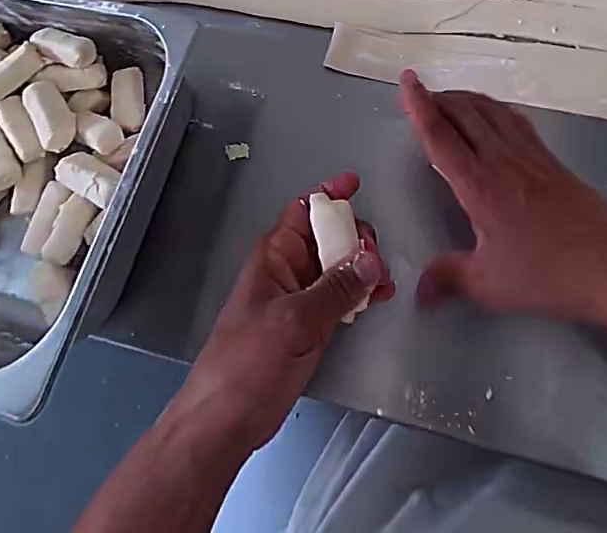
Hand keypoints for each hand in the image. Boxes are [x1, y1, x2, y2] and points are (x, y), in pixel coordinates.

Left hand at [169, 172, 394, 452]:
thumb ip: (337, 288)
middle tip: (375, 260)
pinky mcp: (308, 322)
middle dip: (357, 239)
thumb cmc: (247, 364)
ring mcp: (299, 296)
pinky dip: (360, 292)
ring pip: (339, 264)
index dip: (329, 194)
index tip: (355, 184)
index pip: (305, 209)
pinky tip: (376, 300)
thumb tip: (371, 260)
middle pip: (329, 235)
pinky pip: (340, 294)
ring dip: (364, 268)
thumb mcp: (296, 321)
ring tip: (383, 285)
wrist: (224, 421)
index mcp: (276, 255)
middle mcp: (288, 268)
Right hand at [400, 70, 606, 324]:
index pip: (440, 135)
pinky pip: (513, 120)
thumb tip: (420, 292)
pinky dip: (493, 108)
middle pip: (463, 112)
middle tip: (418, 98)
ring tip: (447, 100)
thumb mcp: (491, 285)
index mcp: (479, 184)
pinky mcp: (549, 158)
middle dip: (437, 98)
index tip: (406, 80)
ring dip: (464, 99)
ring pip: (489, 110)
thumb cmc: (550, 273)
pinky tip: (491, 115)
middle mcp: (501, 159)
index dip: (418, 105)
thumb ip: (450, 279)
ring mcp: (528, 154)